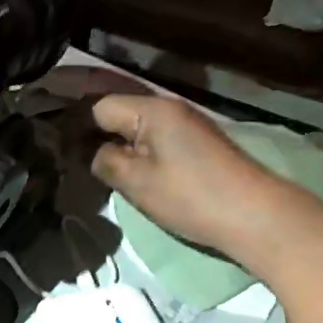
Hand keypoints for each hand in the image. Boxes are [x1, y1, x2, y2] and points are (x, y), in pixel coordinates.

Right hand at [89, 94, 317, 260]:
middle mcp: (170, 108)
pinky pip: (159, 138)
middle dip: (100, 134)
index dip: (81, 128)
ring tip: (104, 170)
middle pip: (121, 112)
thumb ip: (107, 161)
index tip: (65, 152)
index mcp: (152, 109)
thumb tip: (95, 153)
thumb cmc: (192, 196)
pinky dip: (144, 151)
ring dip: (123, 145)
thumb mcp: (138, 183)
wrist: (257, 215)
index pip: (100, 107)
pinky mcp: (200, 143)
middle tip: (79, 162)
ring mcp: (188, 124)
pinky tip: (137, 172)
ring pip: (140, 127)